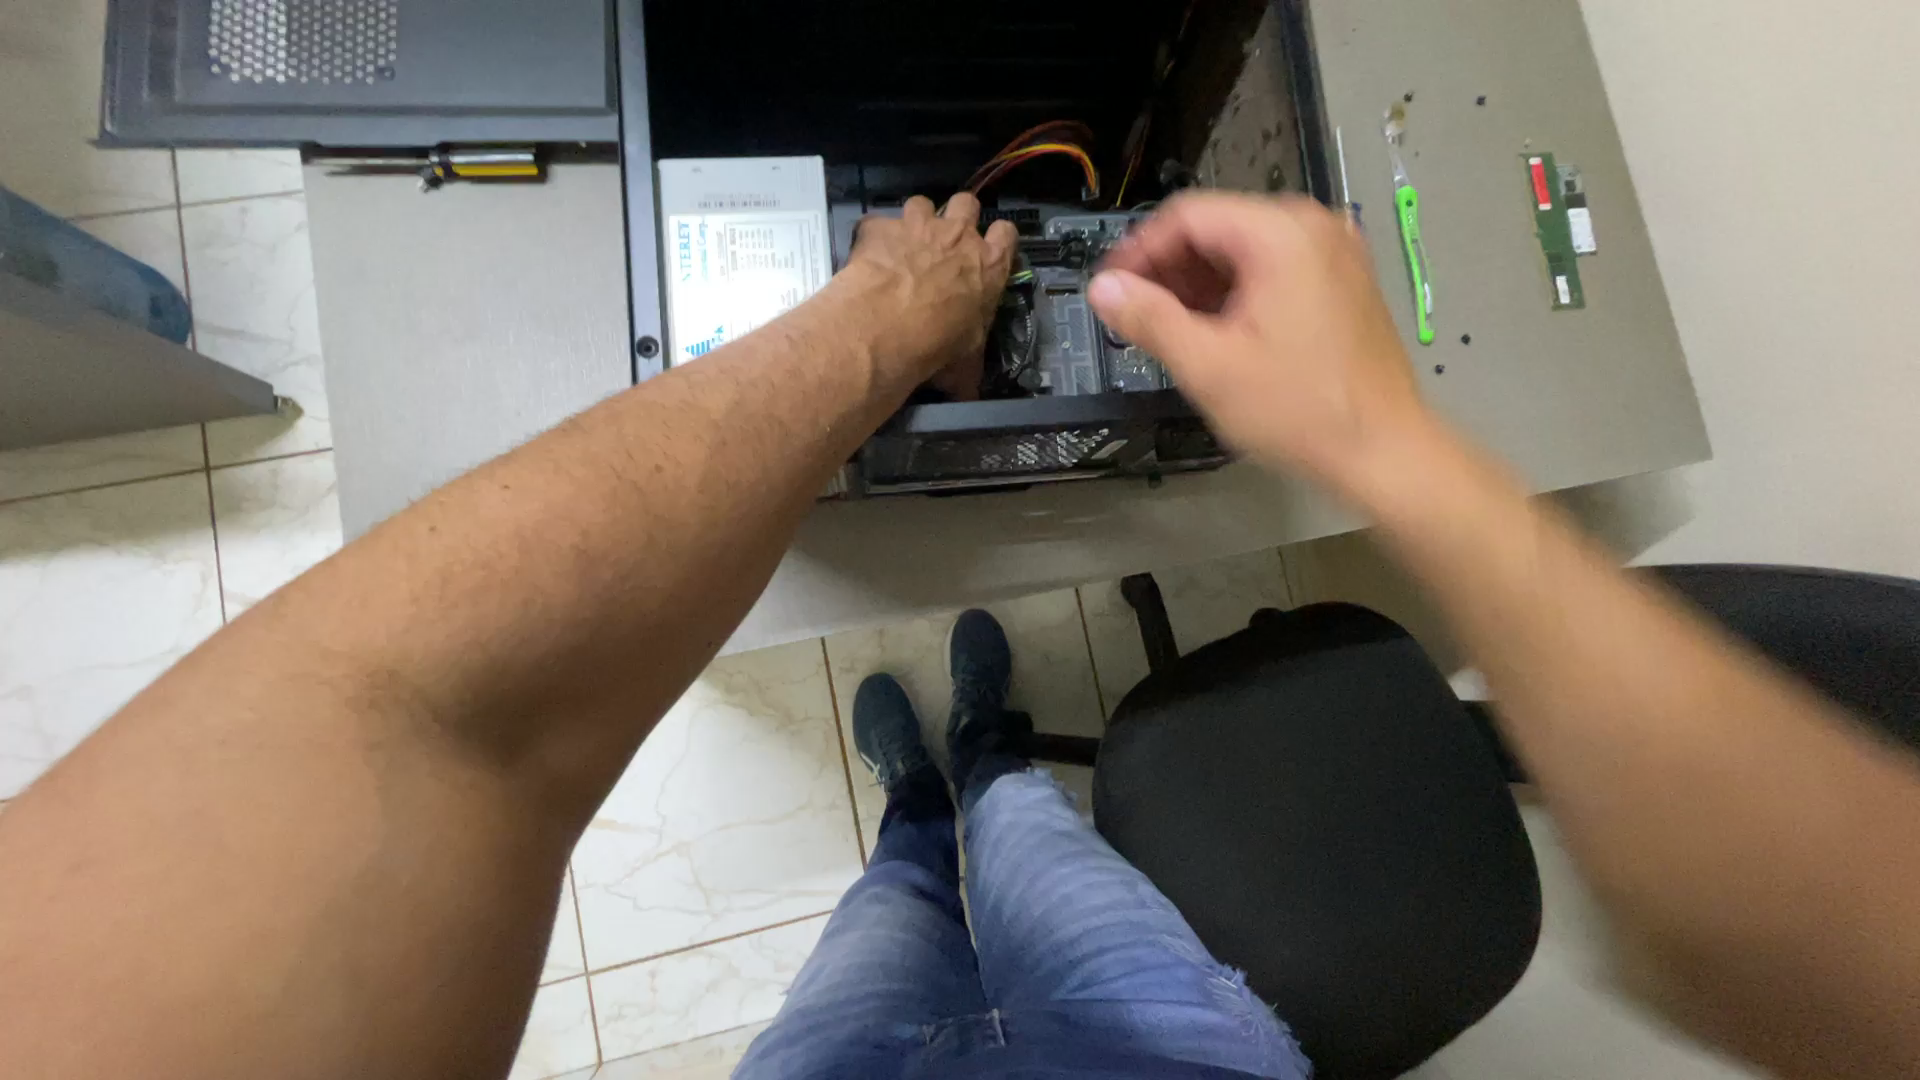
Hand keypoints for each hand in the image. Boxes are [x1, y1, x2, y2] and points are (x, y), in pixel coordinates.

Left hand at [843, 192, 1016, 400]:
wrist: (889, 326)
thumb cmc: (940, 346)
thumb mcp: (965, 365)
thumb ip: (969, 373)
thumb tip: (968, 397)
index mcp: (989, 265)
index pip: (1007, 235)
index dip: (998, 240)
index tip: (989, 252)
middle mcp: (957, 236)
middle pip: (967, 203)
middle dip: (958, 216)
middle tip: (946, 243)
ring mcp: (917, 226)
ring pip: (922, 204)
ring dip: (916, 221)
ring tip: (905, 247)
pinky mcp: (879, 228)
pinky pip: (877, 223)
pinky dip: (873, 238)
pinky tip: (868, 259)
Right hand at [1088, 192, 1437, 497]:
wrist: (1382, 450)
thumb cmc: (1299, 411)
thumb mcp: (1208, 366)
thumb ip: (1149, 319)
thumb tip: (1103, 289)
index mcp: (1282, 235)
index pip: (1187, 215)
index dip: (1138, 251)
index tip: (1111, 289)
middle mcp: (1313, 230)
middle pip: (1216, 230)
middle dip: (1167, 271)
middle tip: (1134, 316)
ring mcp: (1332, 255)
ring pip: (1241, 253)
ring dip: (1197, 286)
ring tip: (1168, 332)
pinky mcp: (1339, 284)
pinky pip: (1270, 272)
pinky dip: (1232, 296)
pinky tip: (1212, 335)